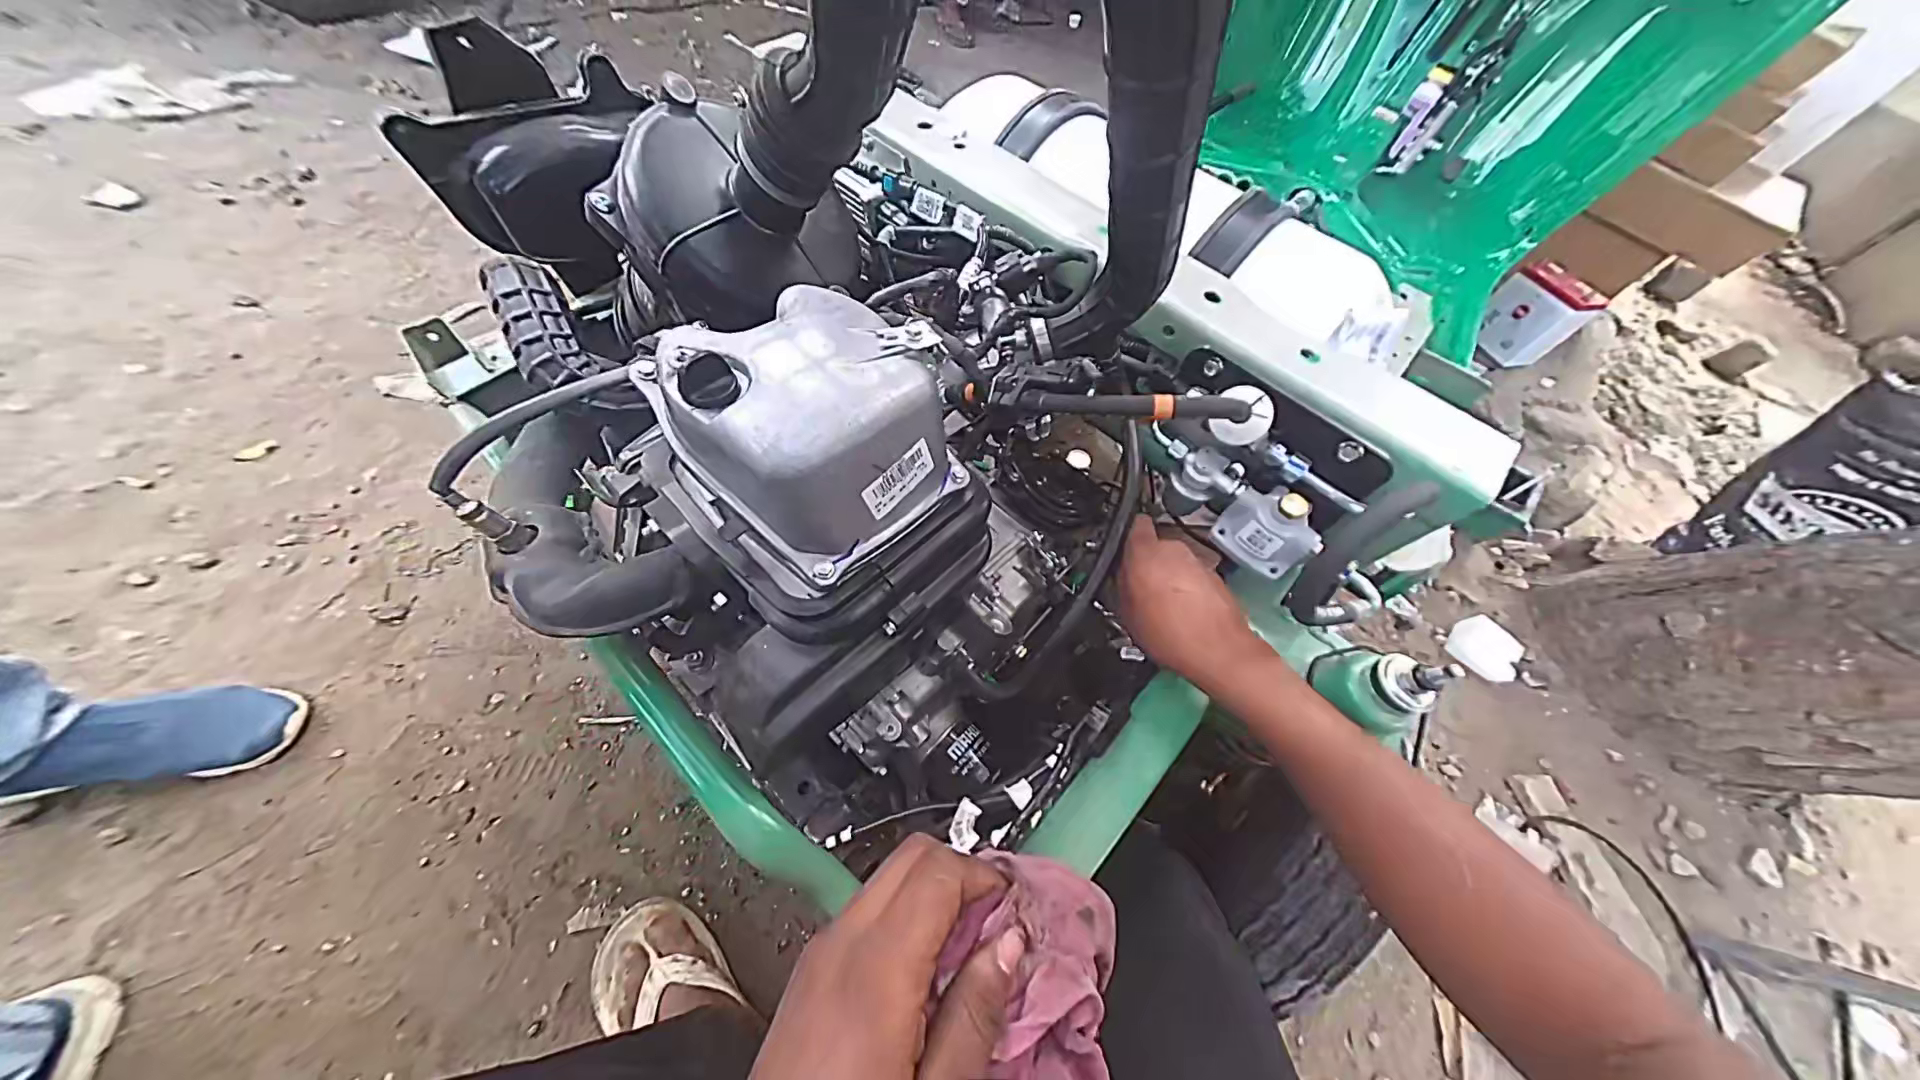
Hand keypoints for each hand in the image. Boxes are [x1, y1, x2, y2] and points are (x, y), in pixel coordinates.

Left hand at [751, 834, 1025, 1079]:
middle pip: (912, 855)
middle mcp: (841, 941)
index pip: (937, 870)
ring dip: (934, 893)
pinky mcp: (811, 967)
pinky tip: (925, 970)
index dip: (984, 877)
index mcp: (875, 966)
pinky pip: (869, 909)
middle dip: (961, 873)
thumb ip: (975, 1012)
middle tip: (995, 921)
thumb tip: (1008, 944)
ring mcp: (821, 950)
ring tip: (966, 951)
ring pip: (890, 876)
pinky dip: (907, 915)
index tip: (1011, 908)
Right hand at [1116, 516, 1274, 692]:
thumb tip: (1120, 577)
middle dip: (1147, 563)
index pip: (1133, 523)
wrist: (1219, 652)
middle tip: (1139, 588)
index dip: (1126, 536)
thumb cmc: (1171, 635)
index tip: (1122, 552)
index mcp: (1145, 553)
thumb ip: (1121, 585)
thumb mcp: (1127, 614)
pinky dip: (1186, 587)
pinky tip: (1182, 612)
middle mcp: (1174, 549)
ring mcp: (1198, 561)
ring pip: (1175, 561)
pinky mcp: (1215, 576)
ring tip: (1161, 605)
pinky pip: (1193, 575)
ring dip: (1168, 576)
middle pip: (1154, 546)